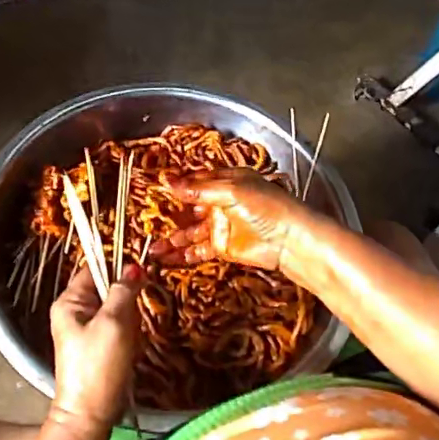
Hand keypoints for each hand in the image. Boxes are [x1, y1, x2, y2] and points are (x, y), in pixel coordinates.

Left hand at [49, 264, 143, 431]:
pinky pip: (117, 329)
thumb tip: (134, 266)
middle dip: (125, 299)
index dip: (116, 266)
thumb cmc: (98, 367)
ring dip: (129, 319)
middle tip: (136, 313)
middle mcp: (73, 313)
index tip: (141, 270)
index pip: (93, 269)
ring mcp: (84, 331)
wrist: (89, 416)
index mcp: (68, 302)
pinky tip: (132, 348)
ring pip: (115, 310)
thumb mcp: (113, 324)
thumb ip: (123, 292)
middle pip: (106, 289)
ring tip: (132, 336)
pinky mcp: (96, 348)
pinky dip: (128, 334)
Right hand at [149, 169, 311, 271]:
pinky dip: (182, 254)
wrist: (292, 242)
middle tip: (145, 222)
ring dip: (170, 239)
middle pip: (188, 207)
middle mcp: (219, 202)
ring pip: (188, 231)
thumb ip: (198, 190)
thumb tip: (167, 181)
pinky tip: (166, 258)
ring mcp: (220, 225)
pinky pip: (197, 250)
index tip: (153, 189)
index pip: (194, 181)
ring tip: (150, 248)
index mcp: (224, 181)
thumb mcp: (231, 192)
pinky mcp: (222, 247)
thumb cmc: (268, 208)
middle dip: (167, 215)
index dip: (175, 186)